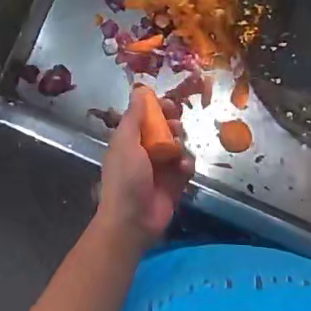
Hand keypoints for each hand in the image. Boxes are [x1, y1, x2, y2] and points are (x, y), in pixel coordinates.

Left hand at [95, 92, 194, 248]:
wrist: (133, 220)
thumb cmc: (125, 177)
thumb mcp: (126, 142)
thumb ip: (134, 116)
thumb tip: (139, 90)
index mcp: (128, 140)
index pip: (145, 117)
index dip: (156, 108)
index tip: (168, 104)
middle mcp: (144, 151)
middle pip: (164, 129)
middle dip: (172, 124)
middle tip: (176, 125)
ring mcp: (161, 167)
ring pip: (178, 146)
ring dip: (180, 144)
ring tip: (176, 150)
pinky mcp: (175, 183)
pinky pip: (186, 166)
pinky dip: (186, 164)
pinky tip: (182, 169)